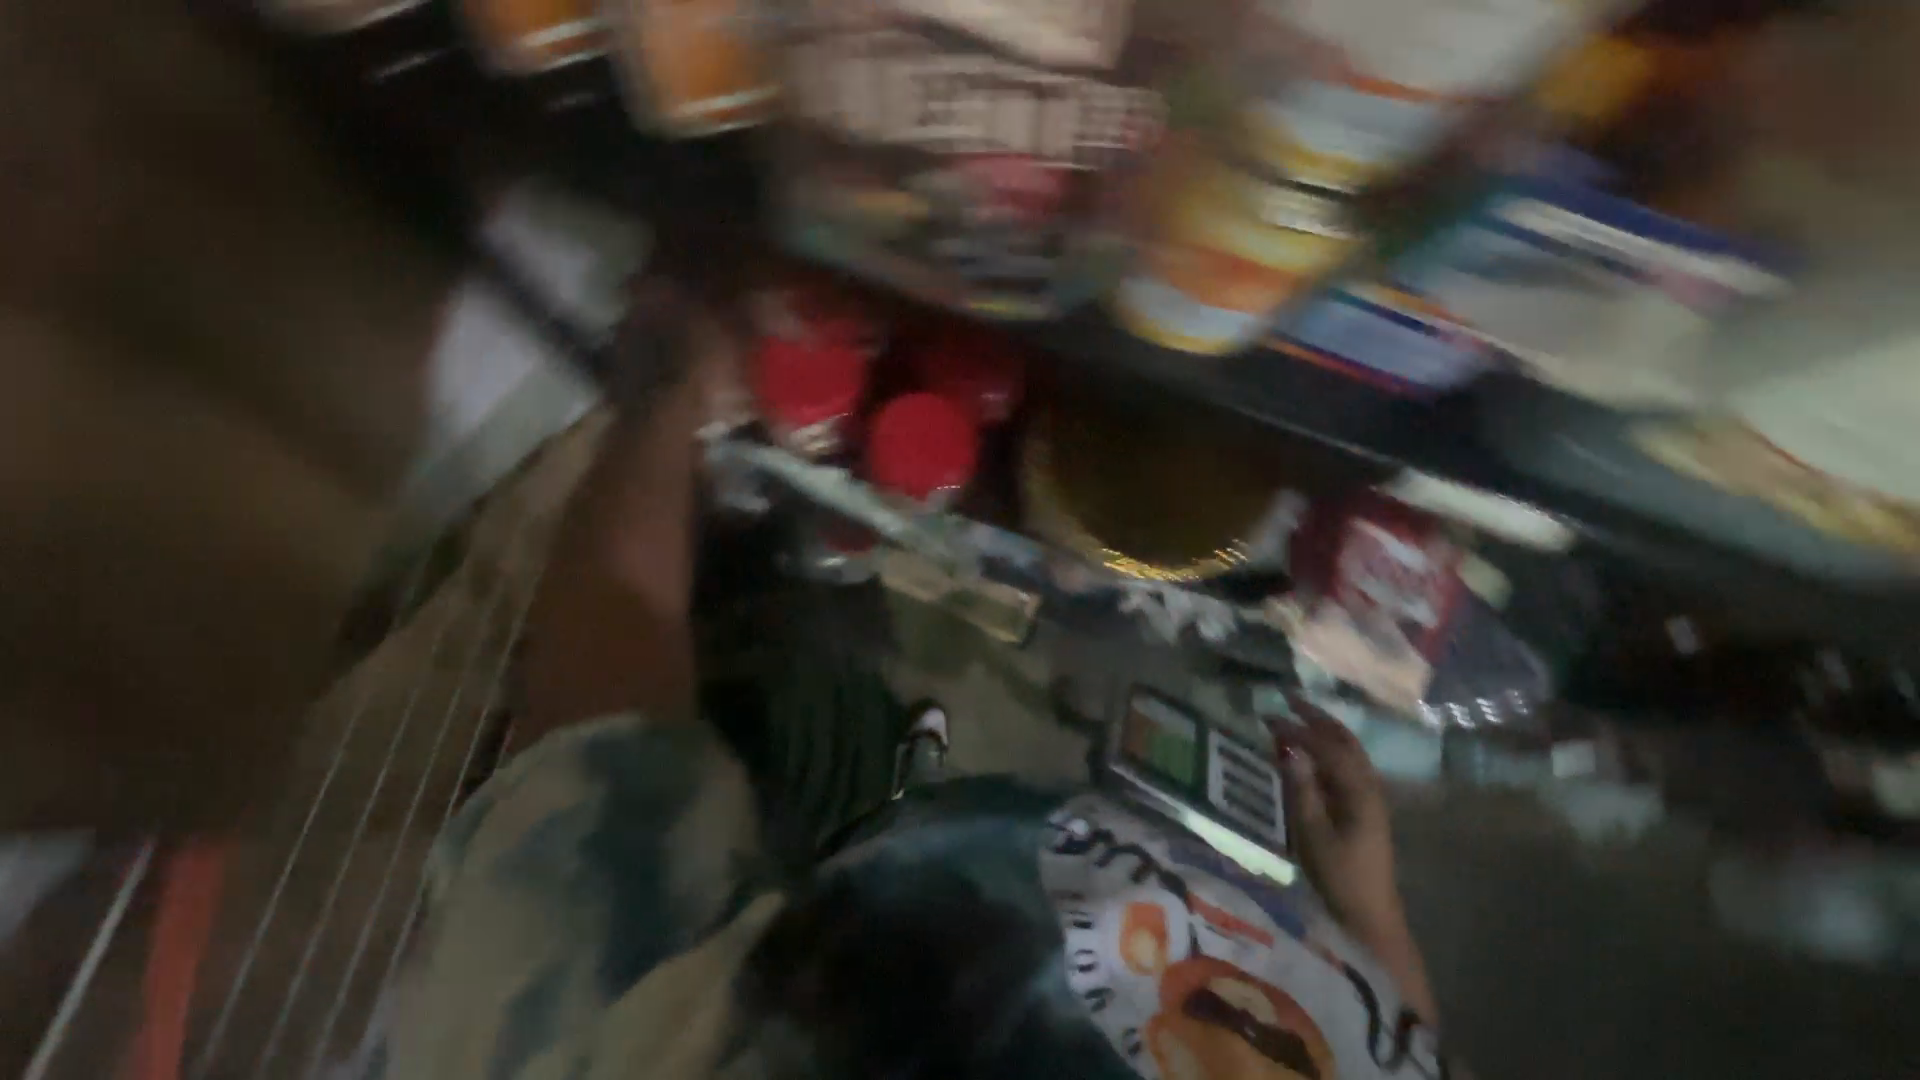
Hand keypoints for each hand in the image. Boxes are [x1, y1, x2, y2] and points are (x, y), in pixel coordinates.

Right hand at [1279, 699, 1401, 943]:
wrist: (1368, 915)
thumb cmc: (1339, 875)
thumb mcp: (1312, 833)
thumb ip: (1301, 789)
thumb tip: (1290, 749)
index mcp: (1359, 790)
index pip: (1326, 746)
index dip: (1298, 729)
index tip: (1269, 716)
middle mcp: (1369, 786)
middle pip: (1345, 741)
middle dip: (1317, 718)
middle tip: (1288, 700)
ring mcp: (1369, 797)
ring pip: (1348, 752)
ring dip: (1323, 731)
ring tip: (1297, 718)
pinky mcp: (1363, 809)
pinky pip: (1345, 767)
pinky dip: (1326, 750)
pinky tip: (1309, 752)